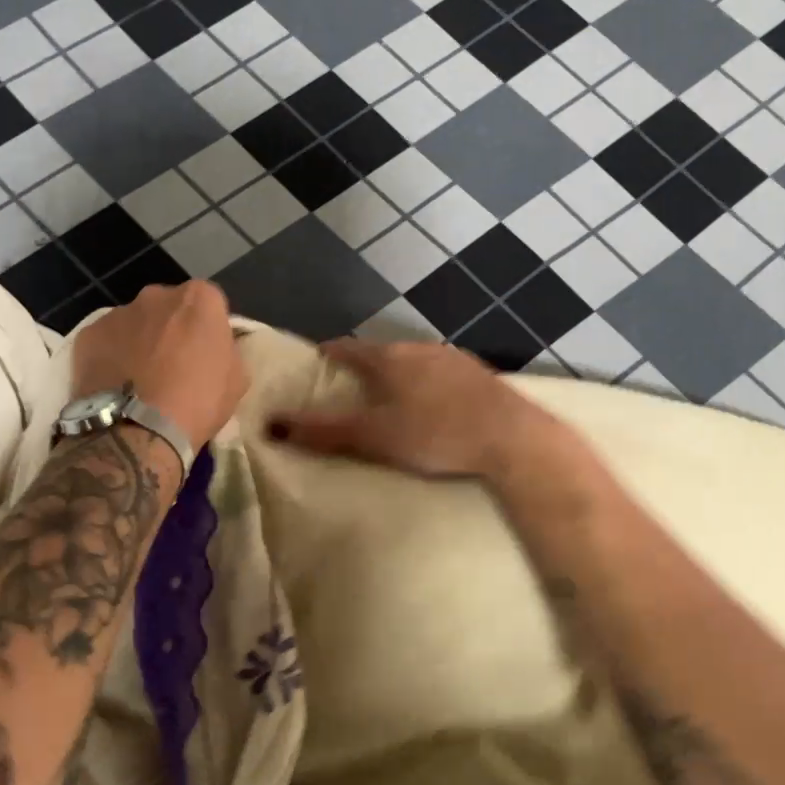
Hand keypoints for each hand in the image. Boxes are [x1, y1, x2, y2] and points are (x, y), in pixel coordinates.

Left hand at [71, 282, 246, 460]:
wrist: (138, 431)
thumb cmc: (198, 402)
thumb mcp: (237, 378)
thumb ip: (226, 349)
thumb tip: (214, 348)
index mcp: (199, 299)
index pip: (209, 303)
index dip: (208, 328)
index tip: (205, 352)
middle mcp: (157, 295)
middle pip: (169, 307)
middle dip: (171, 328)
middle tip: (172, 364)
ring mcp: (118, 313)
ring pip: (135, 323)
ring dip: (139, 341)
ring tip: (138, 379)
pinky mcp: (88, 334)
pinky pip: (106, 341)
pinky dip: (110, 356)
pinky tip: (114, 384)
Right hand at [265, 340, 561, 479]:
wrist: (511, 436)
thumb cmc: (435, 434)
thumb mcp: (374, 437)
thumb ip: (323, 432)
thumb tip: (273, 424)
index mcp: (389, 358)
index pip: (347, 348)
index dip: (328, 354)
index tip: (315, 363)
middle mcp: (419, 348)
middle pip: (381, 352)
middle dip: (362, 366)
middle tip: (346, 387)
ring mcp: (452, 357)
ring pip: (413, 360)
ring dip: (396, 374)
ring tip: (387, 396)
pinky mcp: (478, 374)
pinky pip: (439, 372)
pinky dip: (424, 383)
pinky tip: (431, 402)